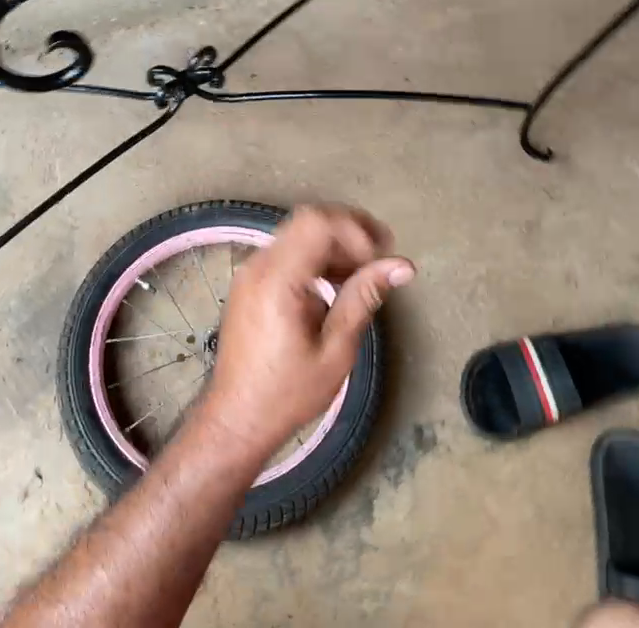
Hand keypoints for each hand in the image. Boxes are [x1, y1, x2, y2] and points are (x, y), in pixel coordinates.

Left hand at [193, 204, 415, 463]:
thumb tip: (402, 265)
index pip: (318, 223)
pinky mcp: (250, 282)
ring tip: (366, 273)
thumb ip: (364, 298)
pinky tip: (338, 283)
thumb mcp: (336, 351)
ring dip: (335, 244)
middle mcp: (258, 266)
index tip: (381, 257)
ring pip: (298, 233)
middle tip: (382, 256)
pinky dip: (316, 257)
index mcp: (277, 281)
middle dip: (350, 231)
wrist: (237, 417)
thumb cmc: (287, 393)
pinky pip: (286, 252)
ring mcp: (249, 272)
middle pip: (308, 221)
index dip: (356, 230)